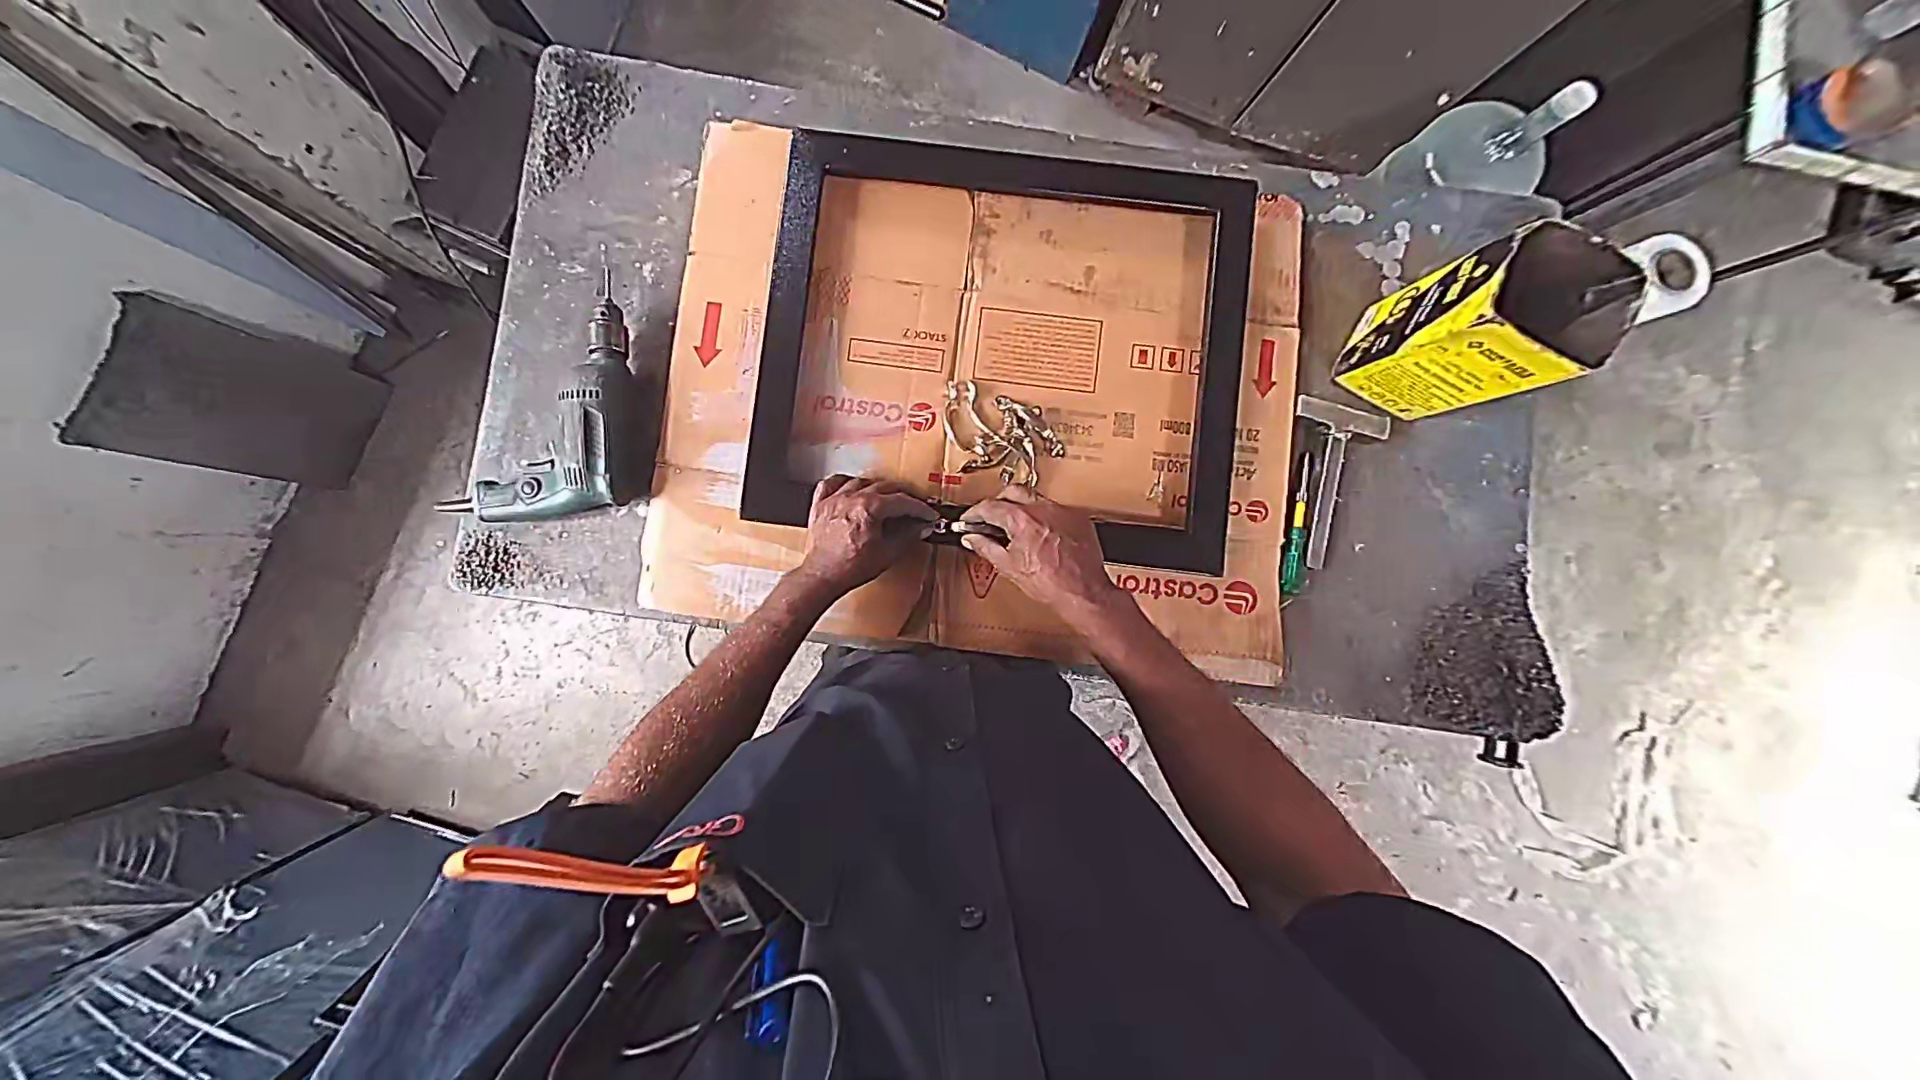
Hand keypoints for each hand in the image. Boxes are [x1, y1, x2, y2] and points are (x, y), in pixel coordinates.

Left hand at [791, 475, 937, 598]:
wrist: (823, 577)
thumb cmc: (850, 567)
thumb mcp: (887, 553)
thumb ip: (907, 535)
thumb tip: (921, 526)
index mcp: (868, 508)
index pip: (902, 501)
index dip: (919, 507)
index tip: (928, 513)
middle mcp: (851, 498)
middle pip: (884, 486)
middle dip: (904, 494)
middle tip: (915, 503)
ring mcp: (834, 500)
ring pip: (861, 481)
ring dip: (878, 486)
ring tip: (888, 495)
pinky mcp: (820, 506)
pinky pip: (830, 484)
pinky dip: (843, 482)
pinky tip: (851, 486)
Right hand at [959, 485, 1131, 628]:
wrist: (1082, 592)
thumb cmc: (1051, 583)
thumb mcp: (1009, 566)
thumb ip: (986, 547)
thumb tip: (972, 538)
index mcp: (1022, 519)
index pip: (989, 506)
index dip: (974, 513)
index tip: (969, 520)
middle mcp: (1043, 509)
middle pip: (1012, 492)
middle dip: (997, 502)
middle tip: (989, 518)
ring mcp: (1062, 511)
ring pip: (1034, 497)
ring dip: (1021, 507)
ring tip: (1015, 526)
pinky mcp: (1077, 517)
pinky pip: (1054, 508)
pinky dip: (1042, 516)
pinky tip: (1039, 532)